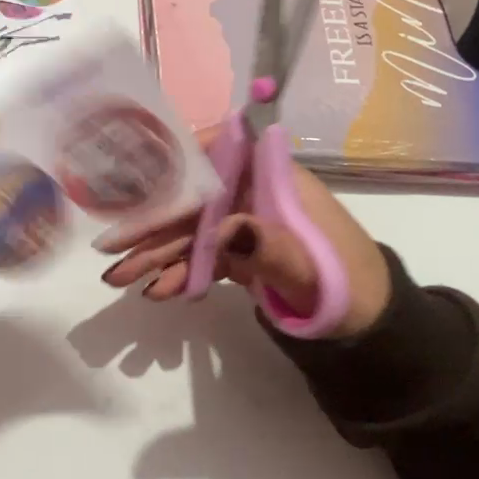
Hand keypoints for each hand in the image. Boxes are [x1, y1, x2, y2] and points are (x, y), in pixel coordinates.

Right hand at [97, 131, 391, 338]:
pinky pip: (199, 256)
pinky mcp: (237, 250)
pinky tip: (157, 291)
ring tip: (118, 280)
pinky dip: (178, 273)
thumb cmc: (348, 285)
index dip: (176, 162)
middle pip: (191, 201)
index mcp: (272, 180)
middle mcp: (251, 193)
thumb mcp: (311, 270)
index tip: (135, 180)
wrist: (369, 324)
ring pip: (188, 231)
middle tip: (109, 252)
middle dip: (149, 227)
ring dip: (154, 255)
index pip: (219, 153)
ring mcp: (241, 222)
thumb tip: (225, 228)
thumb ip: (270, 248)